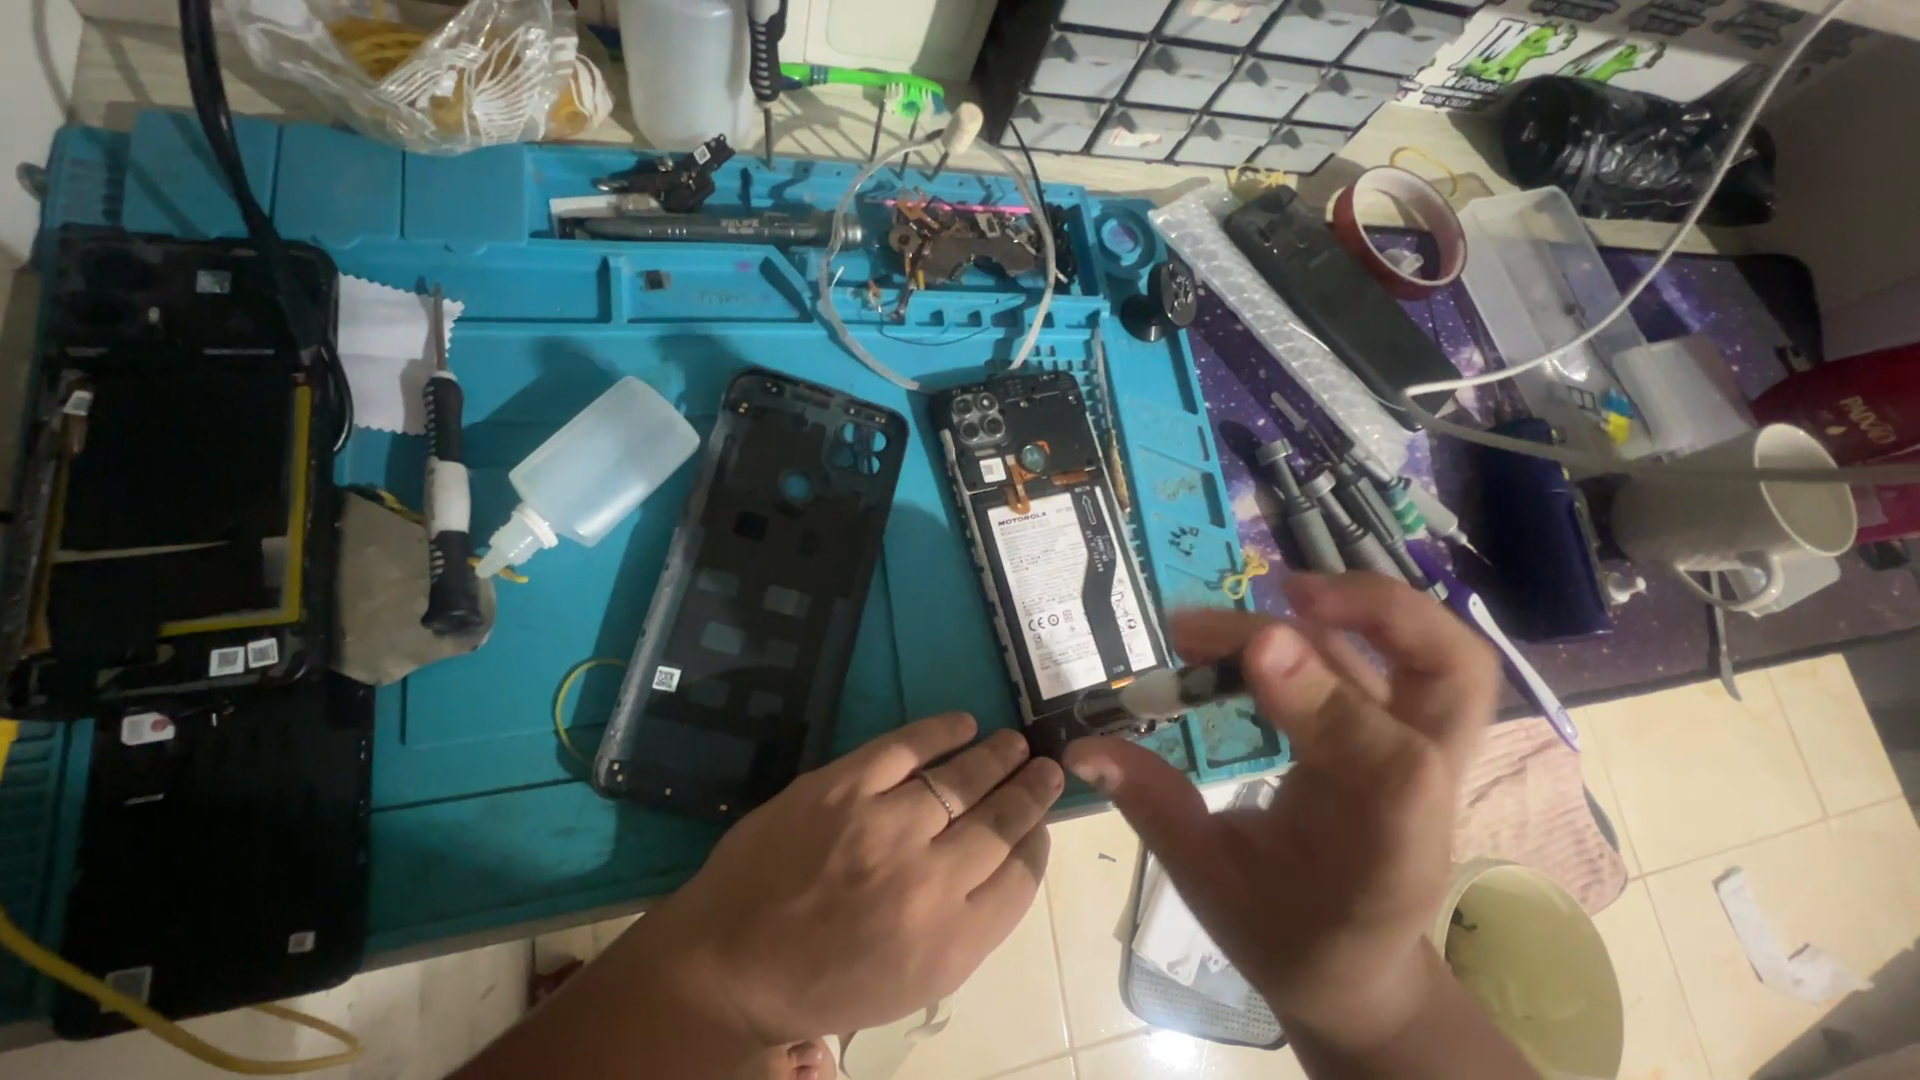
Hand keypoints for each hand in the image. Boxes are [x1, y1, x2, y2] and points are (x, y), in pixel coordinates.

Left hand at [644, 712, 1063, 1046]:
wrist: (729, 961)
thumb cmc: (826, 981)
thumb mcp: (915, 980)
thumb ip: (970, 922)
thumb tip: (1007, 857)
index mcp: (950, 941)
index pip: (1021, 876)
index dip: (1038, 840)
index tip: (1041, 822)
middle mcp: (927, 880)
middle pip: (1002, 821)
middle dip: (1032, 790)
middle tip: (1047, 769)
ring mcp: (882, 826)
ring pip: (963, 779)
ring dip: (998, 757)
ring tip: (1015, 744)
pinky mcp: (841, 786)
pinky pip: (907, 746)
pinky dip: (942, 730)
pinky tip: (964, 723)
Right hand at [1063, 573, 1498, 1052]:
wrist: (1358, 971)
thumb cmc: (1285, 936)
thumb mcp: (1209, 882)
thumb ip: (1153, 806)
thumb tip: (1081, 747)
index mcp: (1387, 845)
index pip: (1388, 759)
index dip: (1324, 695)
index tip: (1254, 647)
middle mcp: (1423, 791)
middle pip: (1454, 675)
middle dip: (1379, 612)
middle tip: (1286, 588)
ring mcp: (1423, 756)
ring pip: (1431, 656)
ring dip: (1357, 608)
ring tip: (1273, 590)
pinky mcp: (1400, 735)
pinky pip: (1391, 663)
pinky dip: (1341, 628)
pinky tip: (1275, 626)